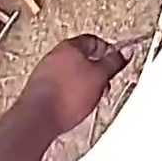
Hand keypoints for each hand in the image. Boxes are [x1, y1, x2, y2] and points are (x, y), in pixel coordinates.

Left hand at [12, 35, 127, 137]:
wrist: (36, 120)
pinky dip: (68, 93)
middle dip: (94, 69)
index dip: (108, 51)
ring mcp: (44, 72)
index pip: (94, 40)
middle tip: (103, 82)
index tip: (115, 62)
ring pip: (69, 72)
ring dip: (81, 82)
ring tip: (88, 98)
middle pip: (81, 56)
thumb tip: (125, 52)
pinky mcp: (37, 90)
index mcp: (70, 45)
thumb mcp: (100, 77)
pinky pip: (59, 86)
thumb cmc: (66, 96)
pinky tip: (72, 106)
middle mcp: (55, 55)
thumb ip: (114, 62)